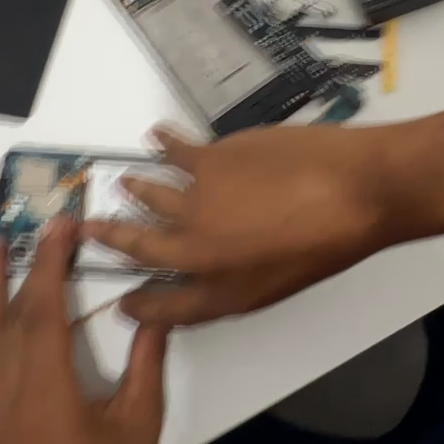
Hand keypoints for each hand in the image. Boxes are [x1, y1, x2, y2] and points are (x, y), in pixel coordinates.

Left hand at [0, 220, 167, 443]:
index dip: (52, 264)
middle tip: (38, 229)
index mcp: (48, 390)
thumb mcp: (142, 419)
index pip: (45, 310)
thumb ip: (148, 360)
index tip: (61, 227)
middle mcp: (5, 397)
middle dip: (27, 268)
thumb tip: (158, 308)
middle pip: (12, 318)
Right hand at [81, 125, 396, 325]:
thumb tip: (211, 275)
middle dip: (112, 239)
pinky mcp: (212, 156)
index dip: (142, 306)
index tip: (124, 302)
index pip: (164, 307)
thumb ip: (236, 285)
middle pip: (141, 244)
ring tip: (123, 182)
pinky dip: (164, 142)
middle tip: (88, 231)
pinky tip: (157, 137)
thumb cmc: (330, 245)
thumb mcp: (280, 285)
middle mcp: (195, 246)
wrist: (355, 189)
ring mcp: (198, 197)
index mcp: (216, 288)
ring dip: (136, 189)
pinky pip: (176, 150)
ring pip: (152, 193)